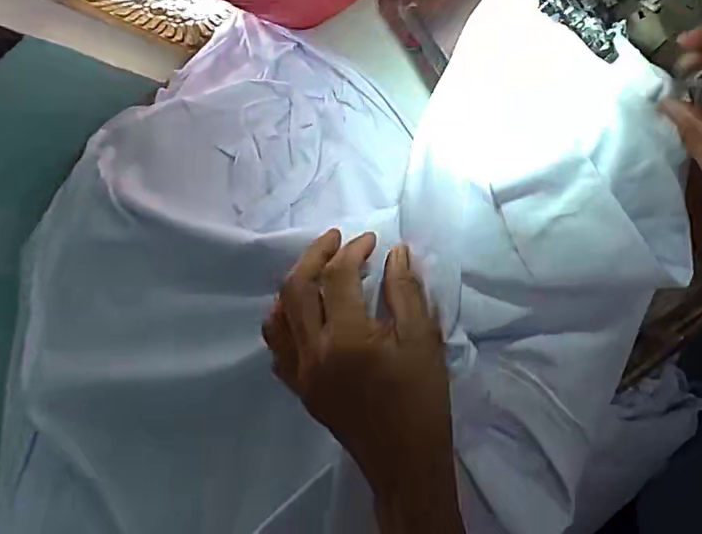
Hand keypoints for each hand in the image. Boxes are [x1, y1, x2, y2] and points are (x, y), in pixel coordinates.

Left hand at [263, 230, 457, 522]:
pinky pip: (277, 346)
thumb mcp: (423, 338)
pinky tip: (306, 310)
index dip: (354, 249)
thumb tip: (394, 252)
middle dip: (315, 254)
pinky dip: (285, 319)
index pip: (338, 276)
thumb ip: (405, 289)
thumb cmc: (420, 398)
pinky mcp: (299, 389)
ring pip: (278, 315)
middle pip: (296, 287)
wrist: (405, 462)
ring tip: (318, 269)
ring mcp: (301, 373)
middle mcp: (314, 353)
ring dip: (295, 283)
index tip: (373, 240)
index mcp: (347, 339)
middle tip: (337, 239)